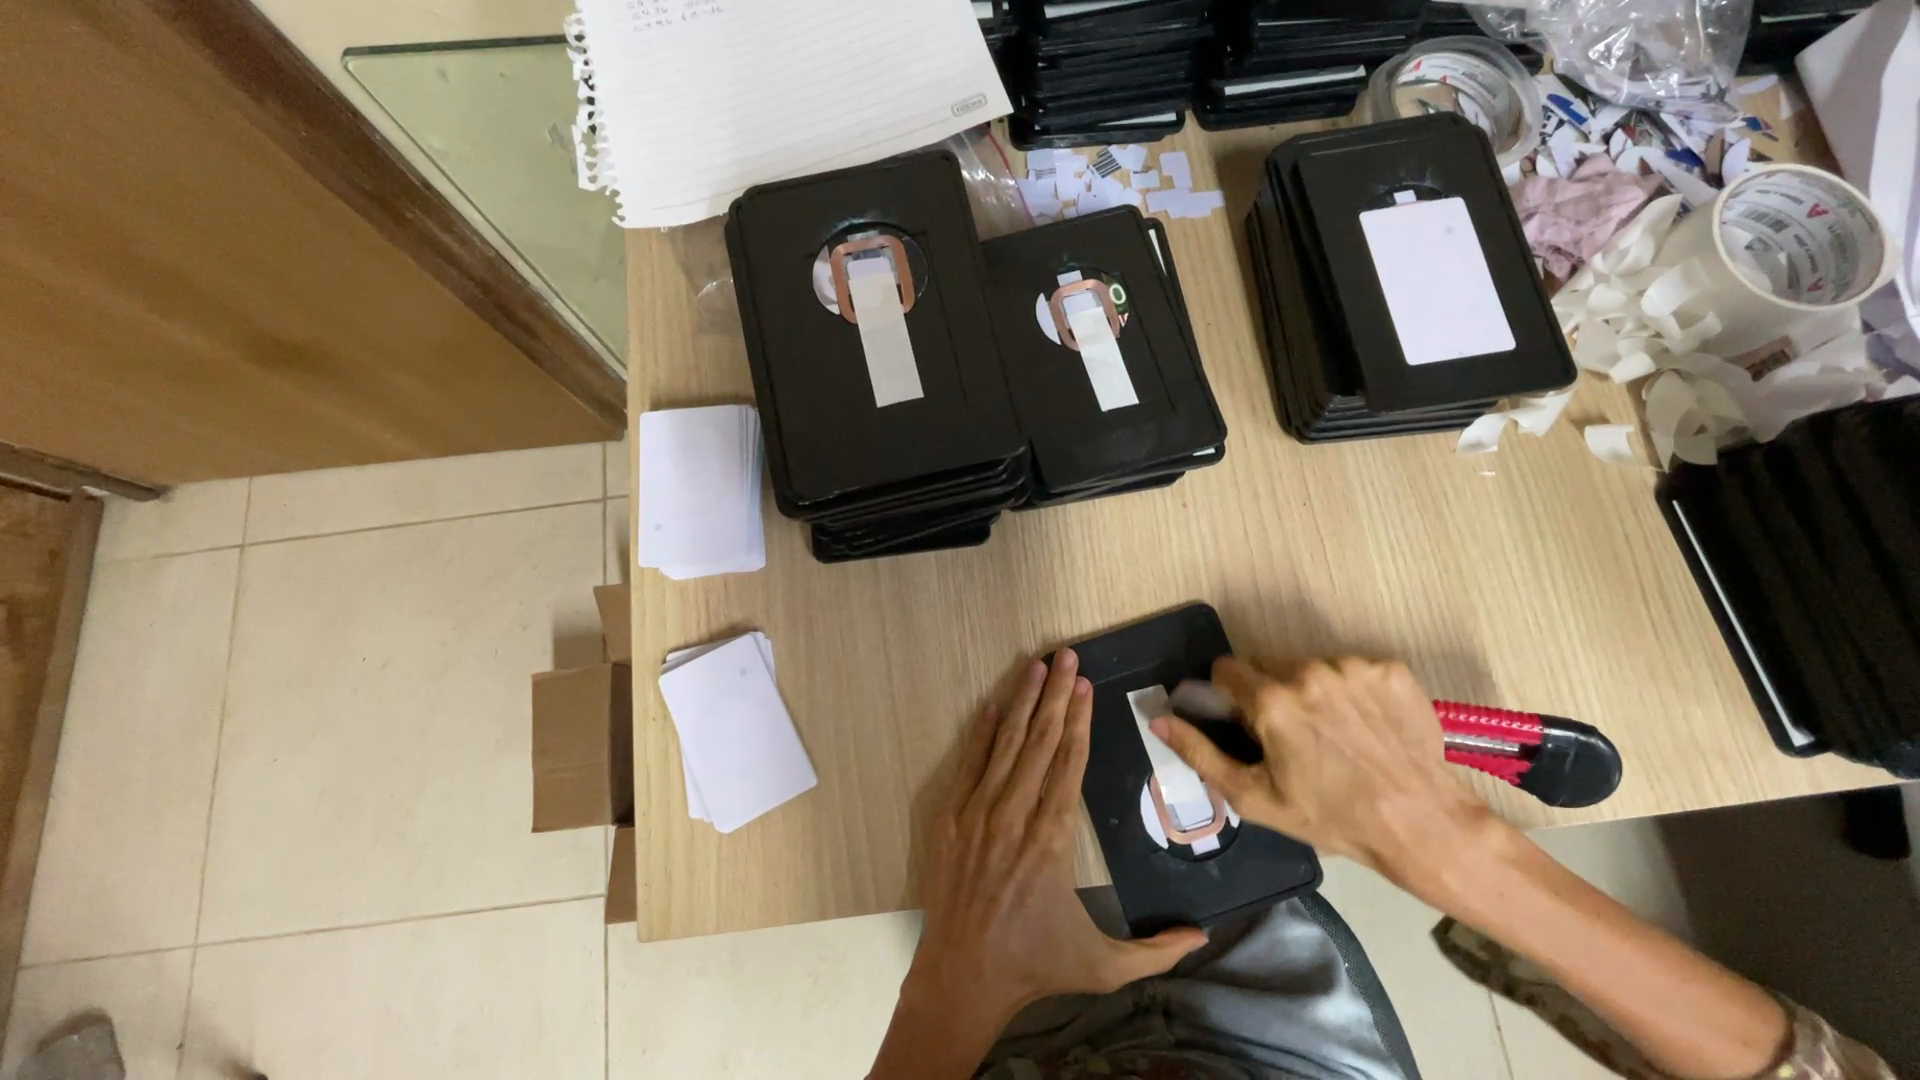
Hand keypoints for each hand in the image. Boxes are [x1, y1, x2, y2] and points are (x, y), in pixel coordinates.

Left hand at [870, 650, 1207, 1078]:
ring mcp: (976, 815)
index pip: (1069, 766)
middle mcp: (1013, 818)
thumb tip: (1205, 936)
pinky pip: (969, 765)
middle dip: (1055, 695)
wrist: (961, 978)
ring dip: (1022, 702)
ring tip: (1035, 665)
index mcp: (1051, 843)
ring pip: (1005, 746)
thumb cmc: (1036, 966)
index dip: (1080, 722)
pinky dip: (982, 733)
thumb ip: (1156, 951)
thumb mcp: (1103, 966)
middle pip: (1039, 743)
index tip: (1087, 686)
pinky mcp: (950, 819)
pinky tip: (994, 705)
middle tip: (1066, 655)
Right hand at [1150, 656, 1494, 894]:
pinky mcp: (1391, 670)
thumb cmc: (1330, 817)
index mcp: (1272, 699)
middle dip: (1268, 692)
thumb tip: (1157, 719)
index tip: (1243, 722)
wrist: (1422, 823)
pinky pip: (1352, 670)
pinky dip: (1351, 692)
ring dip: (1309, 691)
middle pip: (1267, 665)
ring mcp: (1355, 667)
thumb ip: (1199, 752)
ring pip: (1309, 666)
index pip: (1226, 669)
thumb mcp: (1253, 796)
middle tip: (1288, 735)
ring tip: (1332, 735)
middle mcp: (1310, 670)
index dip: (1227, 695)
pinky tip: (1364, 728)